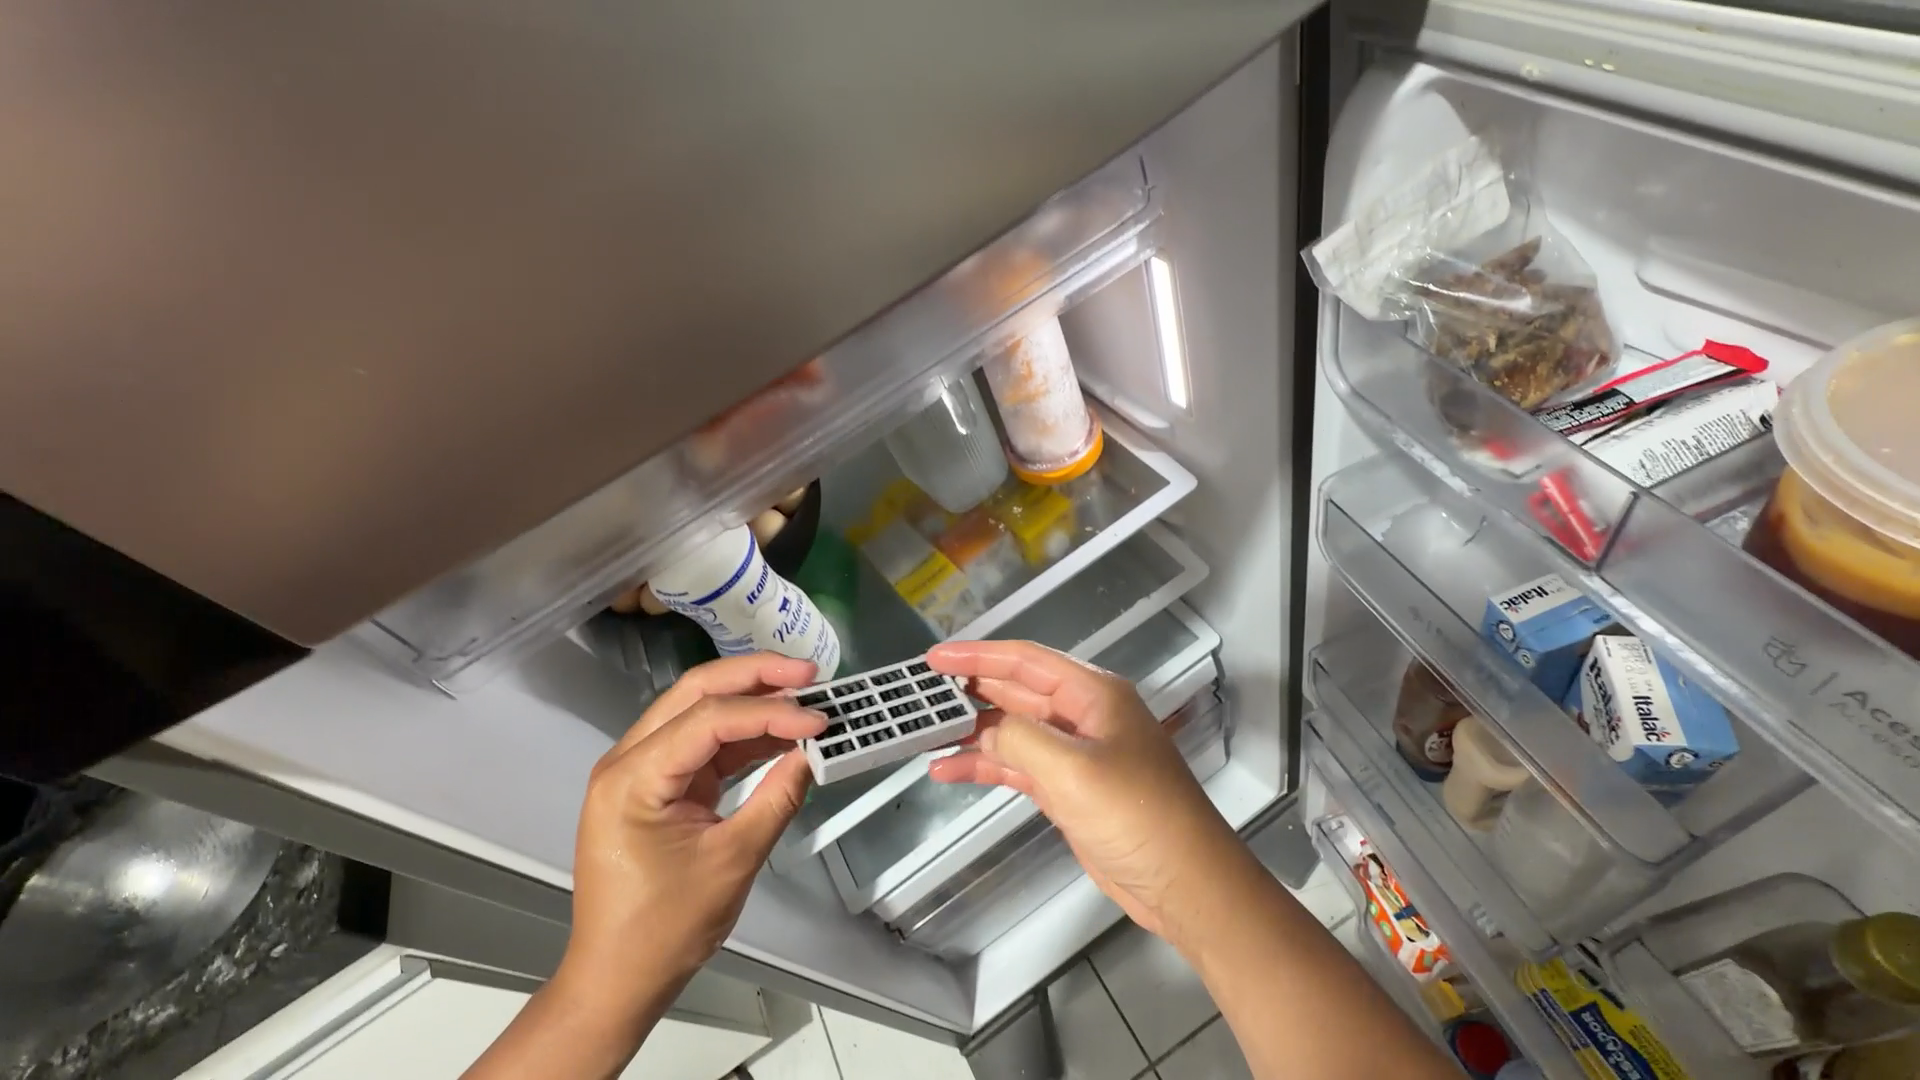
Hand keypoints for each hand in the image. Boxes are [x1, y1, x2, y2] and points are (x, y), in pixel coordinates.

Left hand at [563, 653, 825, 998]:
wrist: (618, 977)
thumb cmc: (666, 927)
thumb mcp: (733, 861)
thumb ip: (776, 798)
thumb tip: (812, 753)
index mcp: (634, 777)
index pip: (709, 720)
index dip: (768, 712)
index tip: (819, 719)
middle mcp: (629, 759)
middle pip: (696, 693)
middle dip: (754, 676)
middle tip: (808, 673)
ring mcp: (641, 769)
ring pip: (699, 710)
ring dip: (751, 699)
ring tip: (802, 695)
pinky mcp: (658, 784)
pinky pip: (703, 744)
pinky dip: (743, 735)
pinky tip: (780, 733)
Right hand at [925, 640, 1248, 943]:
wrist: (1182, 882)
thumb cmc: (1134, 813)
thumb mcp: (1072, 769)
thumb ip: (1018, 739)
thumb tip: (984, 730)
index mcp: (1093, 694)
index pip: (1026, 660)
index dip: (978, 655)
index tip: (933, 658)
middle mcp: (1082, 715)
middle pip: (1016, 691)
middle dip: (970, 691)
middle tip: (919, 693)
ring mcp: (1075, 754)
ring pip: (1012, 730)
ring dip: (972, 732)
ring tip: (922, 733)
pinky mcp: (1067, 789)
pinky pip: (1017, 767)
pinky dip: (984, 768)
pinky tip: (947, 771)